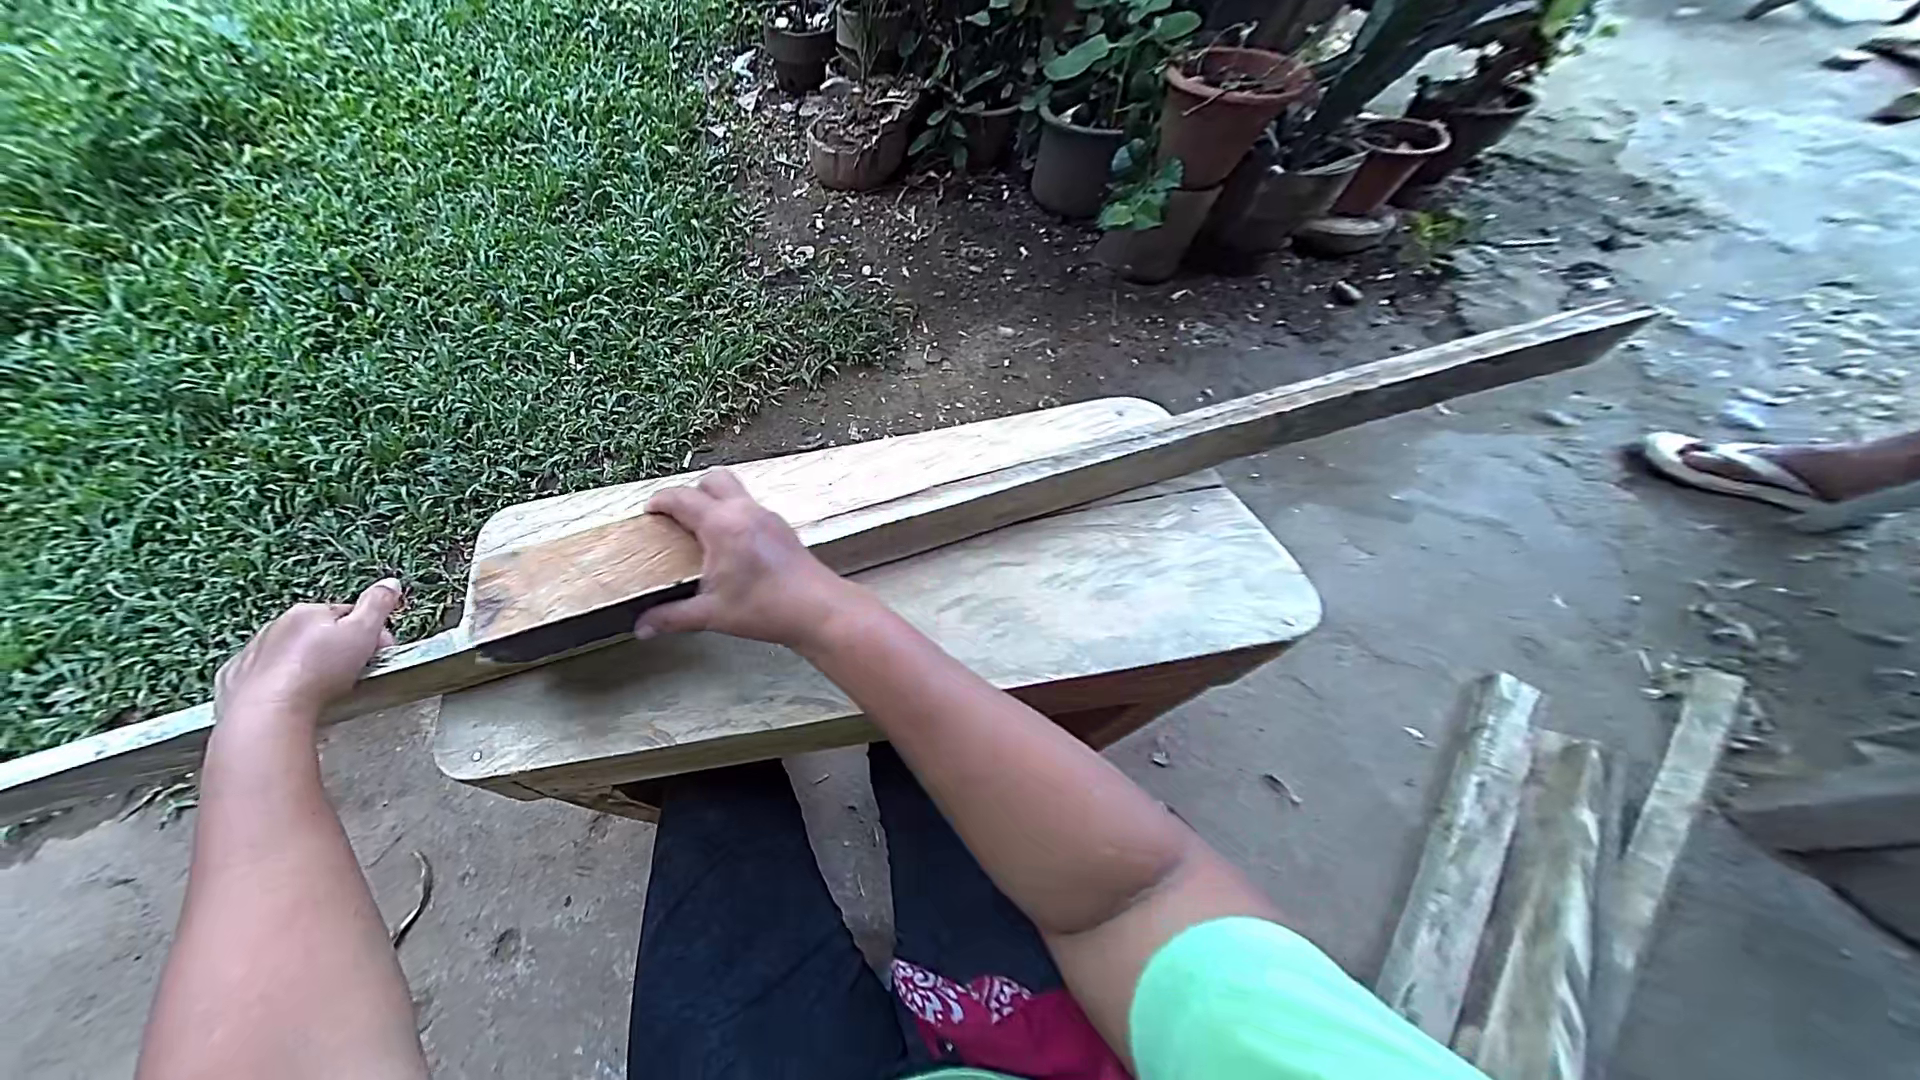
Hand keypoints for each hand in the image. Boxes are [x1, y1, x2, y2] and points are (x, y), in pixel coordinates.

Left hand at [214, 579, 403, 724]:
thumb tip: (390, 582)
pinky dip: (283, 681)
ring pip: (295, 653)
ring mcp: (251, 653)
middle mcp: (275, 627)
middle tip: (358, 670)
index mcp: (307, 612)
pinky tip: (294, 695)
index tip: (380, 651)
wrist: (266, 713)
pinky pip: (268, 674)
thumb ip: (379, 604)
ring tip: (326, 687)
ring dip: (313, 664)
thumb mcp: (364, 632)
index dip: (372, 633)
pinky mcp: (235, 679)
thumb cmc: (319, 671)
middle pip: (322, 633)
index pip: (350, 614)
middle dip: (342, 648)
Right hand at [634, 469, 859, 648]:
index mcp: (723, 525)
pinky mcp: (783, 528)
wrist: (818, 609)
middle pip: (713, 479)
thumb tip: (642, 626)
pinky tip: (733, 546)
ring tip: (704, 532)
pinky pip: (752, 509)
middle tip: (678, 518)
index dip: (660, 501)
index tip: (649, 513)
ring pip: (736, 491)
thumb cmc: (768, 608)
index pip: (681, 498)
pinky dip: (737, 515)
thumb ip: (672, 617)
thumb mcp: (712, 614)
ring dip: (716, 502)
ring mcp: (769, 517)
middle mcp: (746, 512)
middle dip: (691, 492)